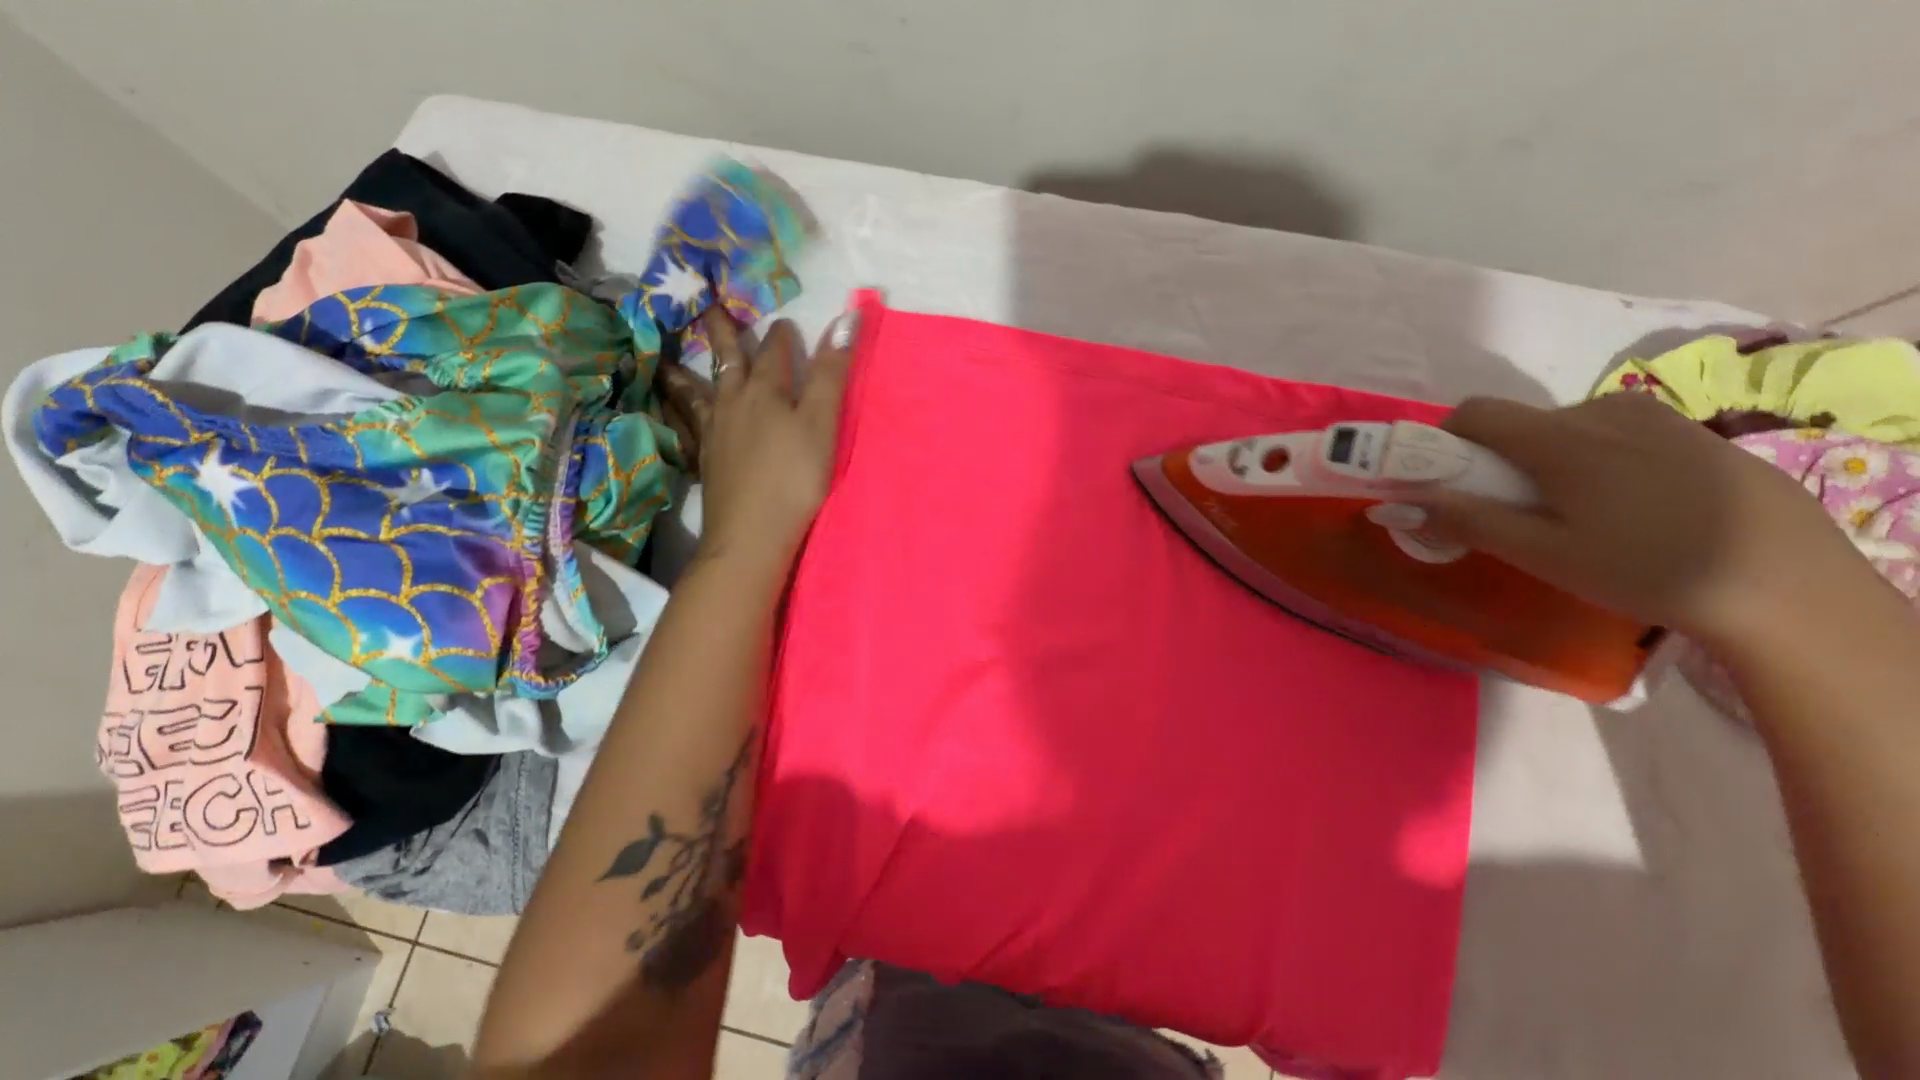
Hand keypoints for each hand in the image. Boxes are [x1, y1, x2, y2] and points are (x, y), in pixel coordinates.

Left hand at [694, 310, 851, 566]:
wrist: (751, 534)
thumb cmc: (795, 478)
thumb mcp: (822, 423)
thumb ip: (832, 372)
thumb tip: (847, 315)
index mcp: (765, 392)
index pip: (775, 352)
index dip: (782, 335)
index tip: (785, 321)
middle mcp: (733, 404)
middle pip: (727, 362)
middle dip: (723, 333)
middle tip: (708, 307)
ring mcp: (714, 434)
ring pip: (696, 393)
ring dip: (685, 373)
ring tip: (666, 362)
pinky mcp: (705, 462)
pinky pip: (686, 427)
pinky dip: (678, 414)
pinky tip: (678, 421)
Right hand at [1408, 392, 1872, 648]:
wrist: (1782, 579)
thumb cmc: (1644, 567)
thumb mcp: (1543, 553)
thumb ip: (1466, 520)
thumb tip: (1396, 502)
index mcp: (1559, 436)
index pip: (1475, 412)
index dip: (1445, 442)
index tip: (1446, 485)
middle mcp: (1601, 410)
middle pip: (1523, 425)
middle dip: (1503, 463)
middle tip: (1517, 518)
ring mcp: (1653, 417)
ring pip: (1571, 430)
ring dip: (1552, 464)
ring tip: (1580, 520)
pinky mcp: (1691, 433)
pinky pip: (1616, 436)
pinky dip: (1597, 463)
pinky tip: (1630, 512)